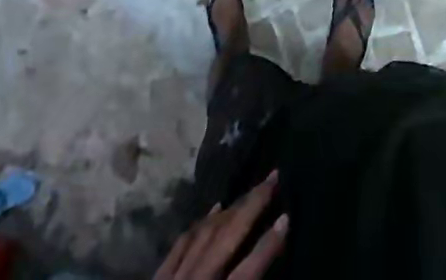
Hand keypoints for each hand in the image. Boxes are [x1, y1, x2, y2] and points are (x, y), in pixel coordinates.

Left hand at [153, 171, 287, 279]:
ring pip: (207, 232)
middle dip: (254, 204)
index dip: (269, 244)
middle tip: (275, 175)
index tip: (288, 217)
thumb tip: (260, 276)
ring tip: (253, 188)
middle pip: (229, 237)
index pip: (249, 271)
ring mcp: (174, 278)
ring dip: (233, 207)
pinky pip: (183, 242)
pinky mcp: (157, 278)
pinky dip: (202, 222)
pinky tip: (216, 207)